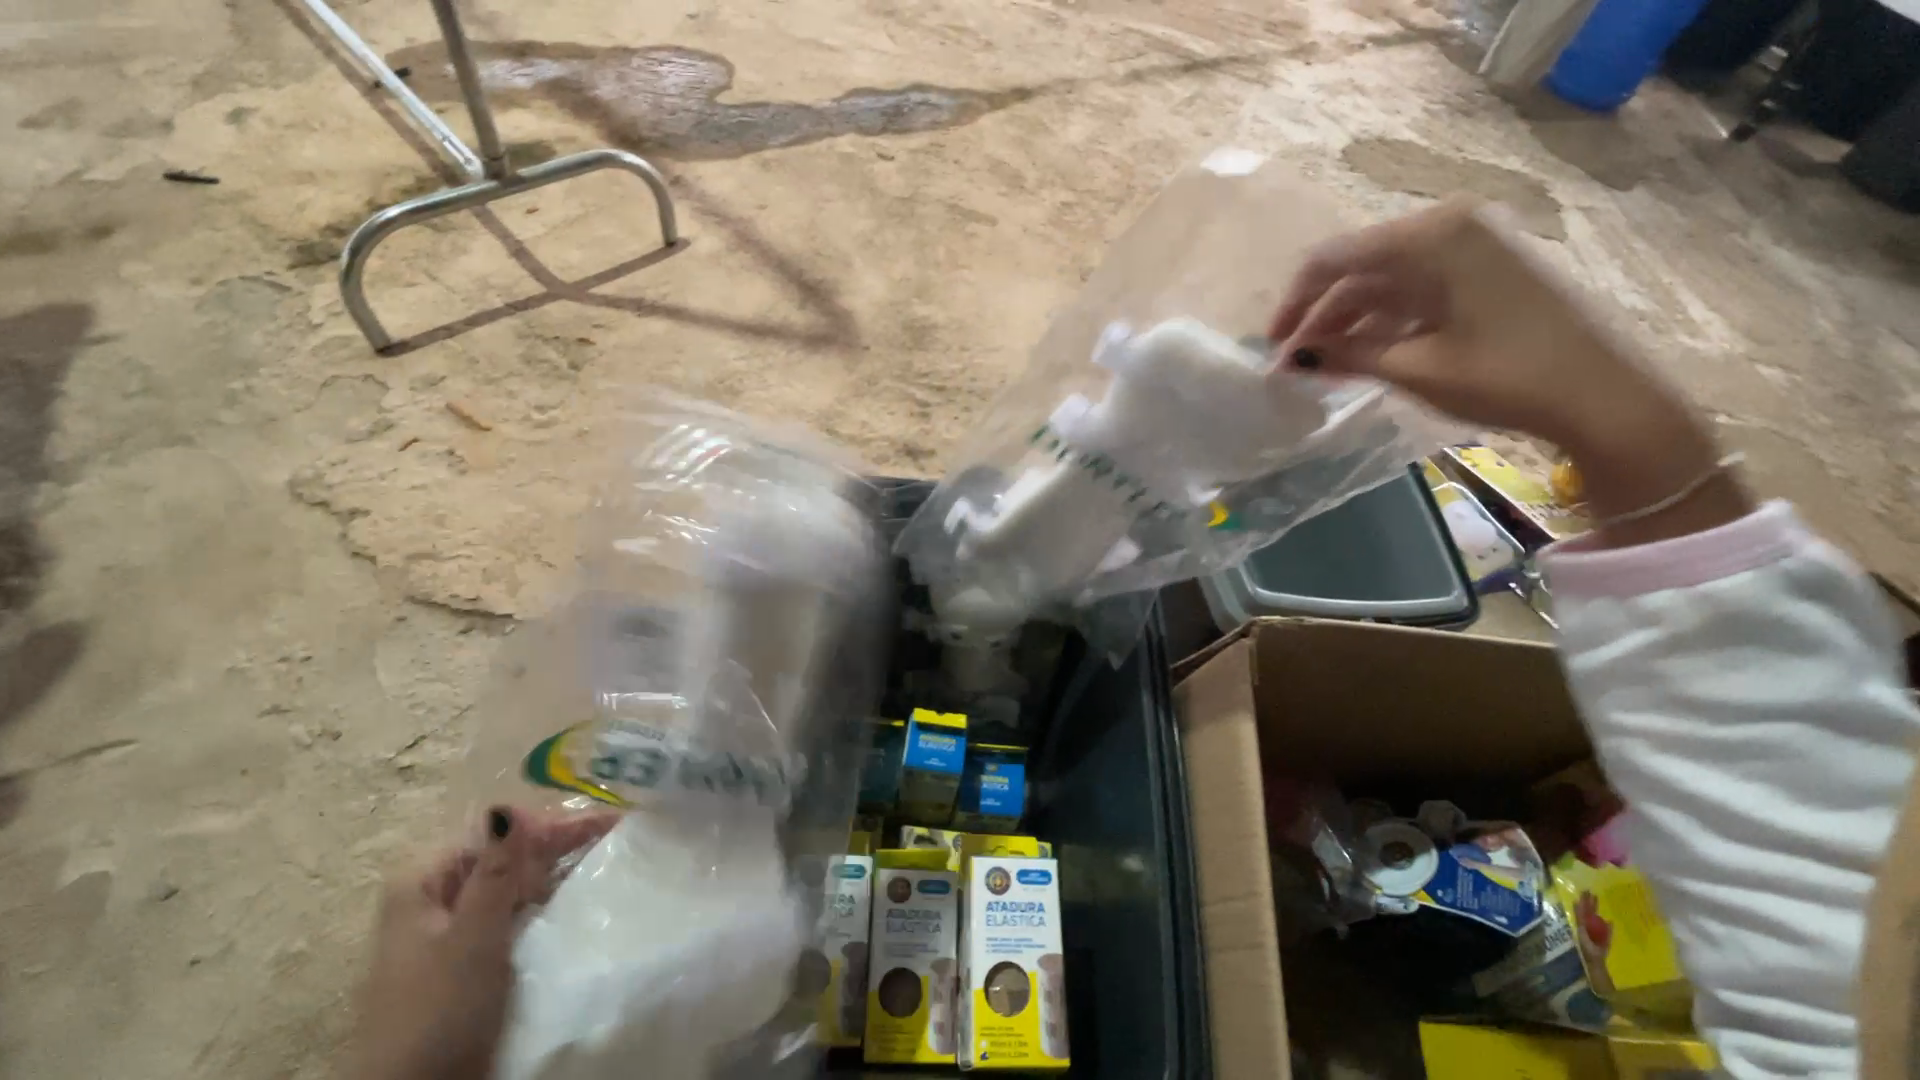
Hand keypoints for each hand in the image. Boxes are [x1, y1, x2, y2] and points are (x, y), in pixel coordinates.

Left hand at [348, 806, 620, 1079]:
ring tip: (607, 861)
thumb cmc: (438, 1012)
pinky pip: (512, 915)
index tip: (609, 823)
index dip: (552, 823)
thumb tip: (508, 808)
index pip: (498, 831)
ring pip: (512, 884)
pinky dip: (544, 904)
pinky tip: (576, 903)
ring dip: (554, 871)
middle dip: (558, 842)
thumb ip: (496, 873)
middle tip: (619, 835)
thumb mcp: (473, 938)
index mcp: (425, 881)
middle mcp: (435, 897)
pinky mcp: (468, 960)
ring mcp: (450, 930)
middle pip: (506, 853)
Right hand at [1270, 198, 1752, 545]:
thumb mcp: (1415, 368)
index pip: (1334, 258)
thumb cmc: (1507, 375)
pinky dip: (1387, 323)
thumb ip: (1346, 355)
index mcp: (1432, 235)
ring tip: (1323, 370)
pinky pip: (1418, 290)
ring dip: (1350, 324)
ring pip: (1387, 282)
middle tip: (1294, 366)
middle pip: (1359, 268)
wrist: (1609, 397)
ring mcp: (1474, 247)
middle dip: (1320, 317)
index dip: (1294, 303)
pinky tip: (1365, 357)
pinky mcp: (1489, 273)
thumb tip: (1292, 358)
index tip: (1271, 347)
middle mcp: (1451, 226)